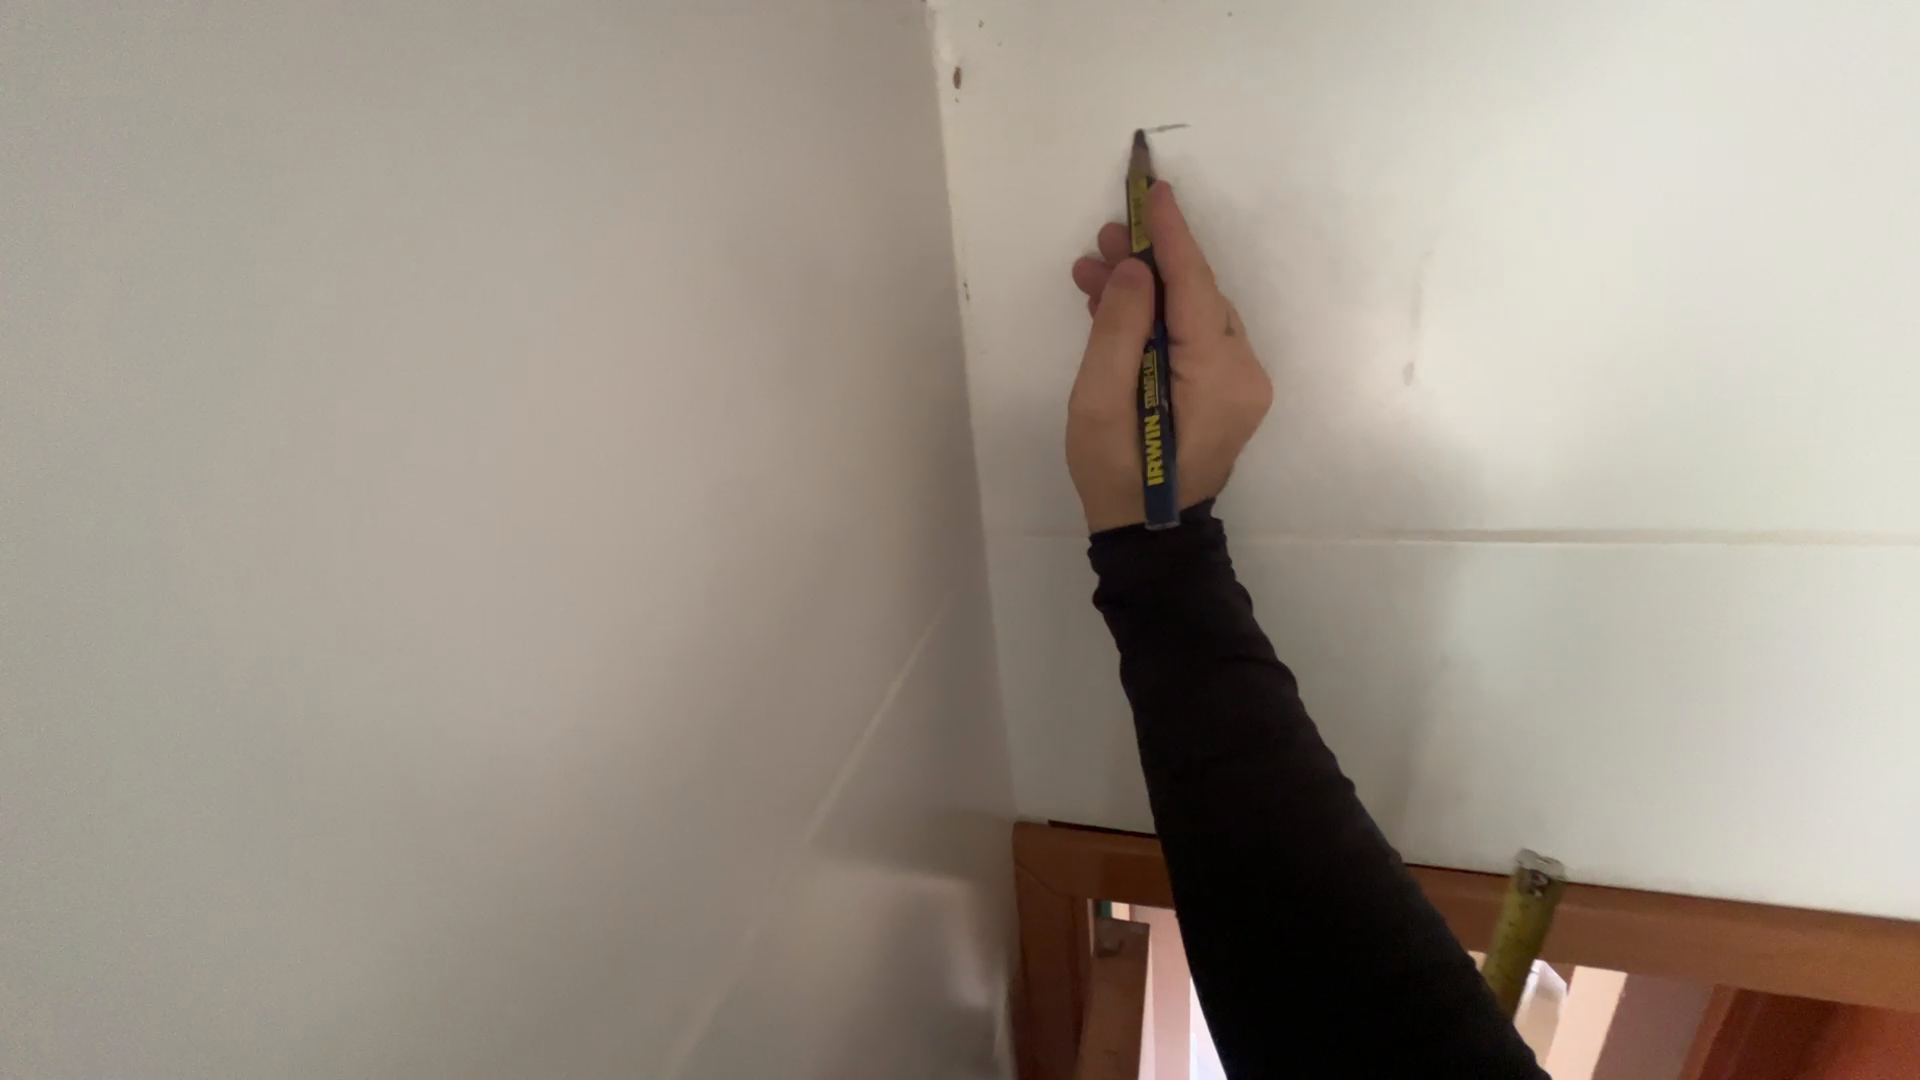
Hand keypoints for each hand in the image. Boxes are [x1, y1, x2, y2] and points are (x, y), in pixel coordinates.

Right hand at [1067, 182, 1272, 532]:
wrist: (1148, 535)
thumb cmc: (1116, 477)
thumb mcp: (1099, 405)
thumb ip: (1116, 332)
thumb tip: (1133, 270)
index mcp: (1219, 376)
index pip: (1194, 287)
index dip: (1172, 237)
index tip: (1153, 190)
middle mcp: (1244, 373)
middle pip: (1196, 297)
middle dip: (1149, 265)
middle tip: (1102, 240)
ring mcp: (1241, 384)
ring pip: (1193, 316)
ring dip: (1147, 294)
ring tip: (1096, 275)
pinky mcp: (1229, 392)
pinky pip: (1193, 340)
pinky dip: (1157, 321)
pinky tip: (1118, 311)